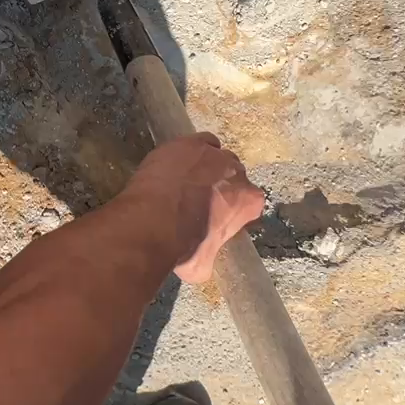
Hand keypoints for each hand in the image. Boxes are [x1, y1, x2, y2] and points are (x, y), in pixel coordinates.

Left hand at [124, 133, 264, 282]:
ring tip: (187, 179)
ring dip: (206, 166)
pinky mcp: (187, 143)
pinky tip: (180, 160)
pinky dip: (192, 150)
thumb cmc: (184, 246)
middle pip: (234, 173)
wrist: (154, 220)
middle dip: (221, 184)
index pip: (250, 201)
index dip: (234, 208)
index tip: (219, 216)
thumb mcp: (203, 264)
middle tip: (199, 198)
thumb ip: (211, 254)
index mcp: (249, 201)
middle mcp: (237, 172)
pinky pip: (199, 141)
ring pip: (216, 155)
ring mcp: (212, 154)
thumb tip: (201, 260)